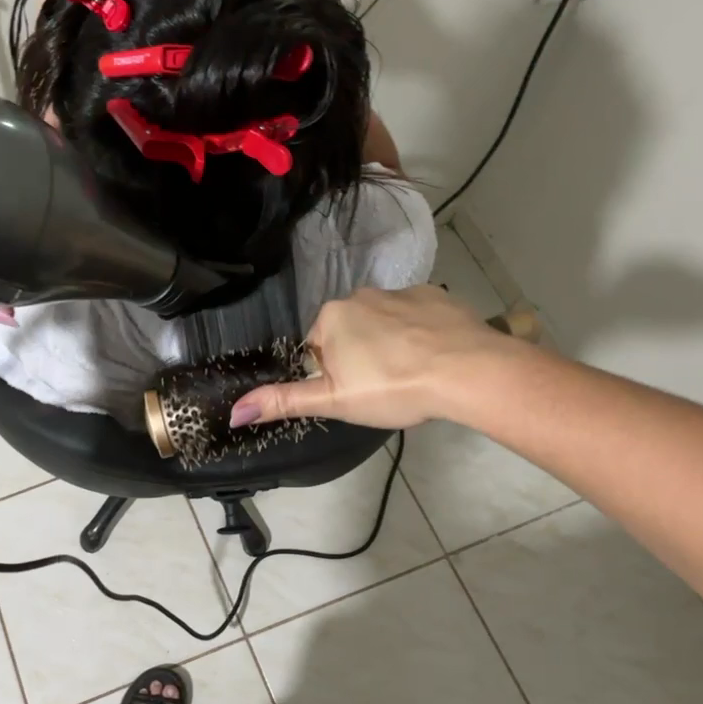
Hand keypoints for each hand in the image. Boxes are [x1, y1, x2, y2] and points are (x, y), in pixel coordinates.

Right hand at [231, 285, 532, 429]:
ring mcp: (402, 292)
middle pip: (349, 333)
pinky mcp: (437, 295)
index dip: (333, 375)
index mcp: (332, 316)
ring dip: (390, 345)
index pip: (317, 348)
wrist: (467, 371)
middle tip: (383, 388)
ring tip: (411, 376)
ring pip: (384, 323)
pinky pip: (418, 316)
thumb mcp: (334, 401)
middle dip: (360, 357)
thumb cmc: (392, 387)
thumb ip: (284, 401)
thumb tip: (235, 411)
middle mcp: (362, 295)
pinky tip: (433, 358)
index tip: (356, 393)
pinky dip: (421, 334)